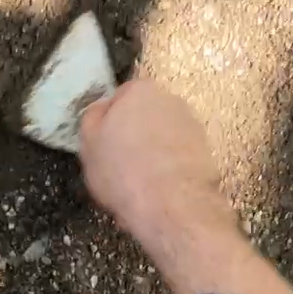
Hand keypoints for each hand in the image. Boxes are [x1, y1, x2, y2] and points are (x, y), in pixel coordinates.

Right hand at [79, 80, 229, 239]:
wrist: (169, 202)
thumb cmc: (123, 172)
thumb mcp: (89, 146)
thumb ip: (91, 121)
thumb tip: (98, 112)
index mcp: (138, 91)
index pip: (118, 98)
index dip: (107, 124)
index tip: (102, 146)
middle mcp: (169, 98)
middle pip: (143, 116)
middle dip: (132, 136)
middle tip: (117, 166)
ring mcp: (190, 122)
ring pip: (161, 136)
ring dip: (150, 153)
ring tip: (137, 183)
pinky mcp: (203, 147)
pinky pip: (176, 155)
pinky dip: (167, 168)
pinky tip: (156, 189)